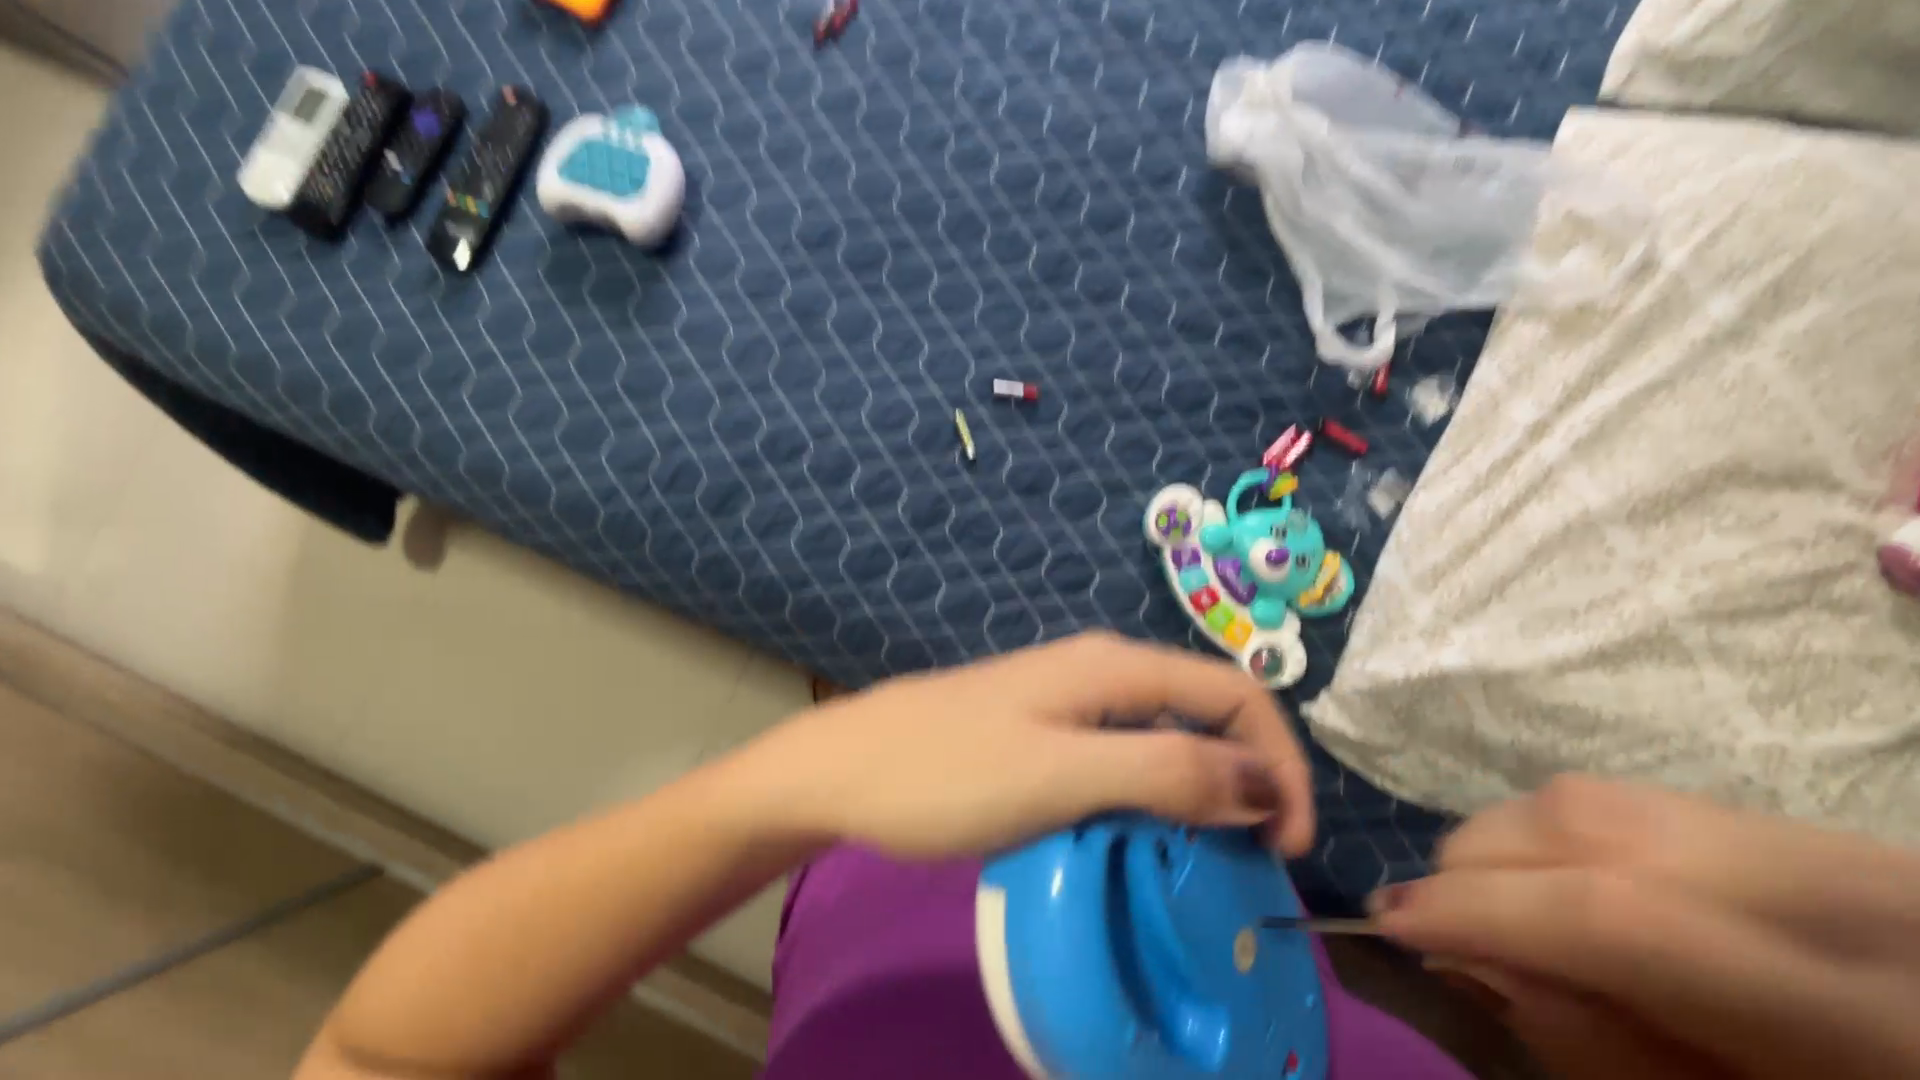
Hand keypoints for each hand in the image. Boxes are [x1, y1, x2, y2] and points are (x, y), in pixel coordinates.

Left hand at [731, 632, 1314, 859]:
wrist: (838, 771)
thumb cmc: (944, 774)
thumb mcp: (1060, 777)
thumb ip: (1163, 772)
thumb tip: (1265, 782)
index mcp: (1113, 668)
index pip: (1236, 694)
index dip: (1280, 764)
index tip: (1285, 847)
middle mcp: (1100, 671)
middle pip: (1206, 712)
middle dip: (1247, 779)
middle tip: (1250, 861)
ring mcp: (1066, 699)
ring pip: (1165, 737)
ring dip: (1201, 792)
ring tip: (1205, 860)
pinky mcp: (1040, 731)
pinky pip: (1122, 757)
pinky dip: (1152, 796)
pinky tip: (1140, 838)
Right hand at [1370, 776, 1919, 1078]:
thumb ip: (1596, 1047)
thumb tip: (1472, 961)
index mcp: (1848, 1010)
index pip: (1617, 919)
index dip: (1480, 911)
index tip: (1389, 923)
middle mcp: (1829, 890)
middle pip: (1583, 829)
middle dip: (1474, 870)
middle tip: (1425, 922)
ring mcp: (1807, 836)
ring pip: (1586, 797)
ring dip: (1499, 843)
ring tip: (1475, 899)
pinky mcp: (1775, 816)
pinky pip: (1616, 796)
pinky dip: (1547, 830)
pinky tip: (1541, 875)